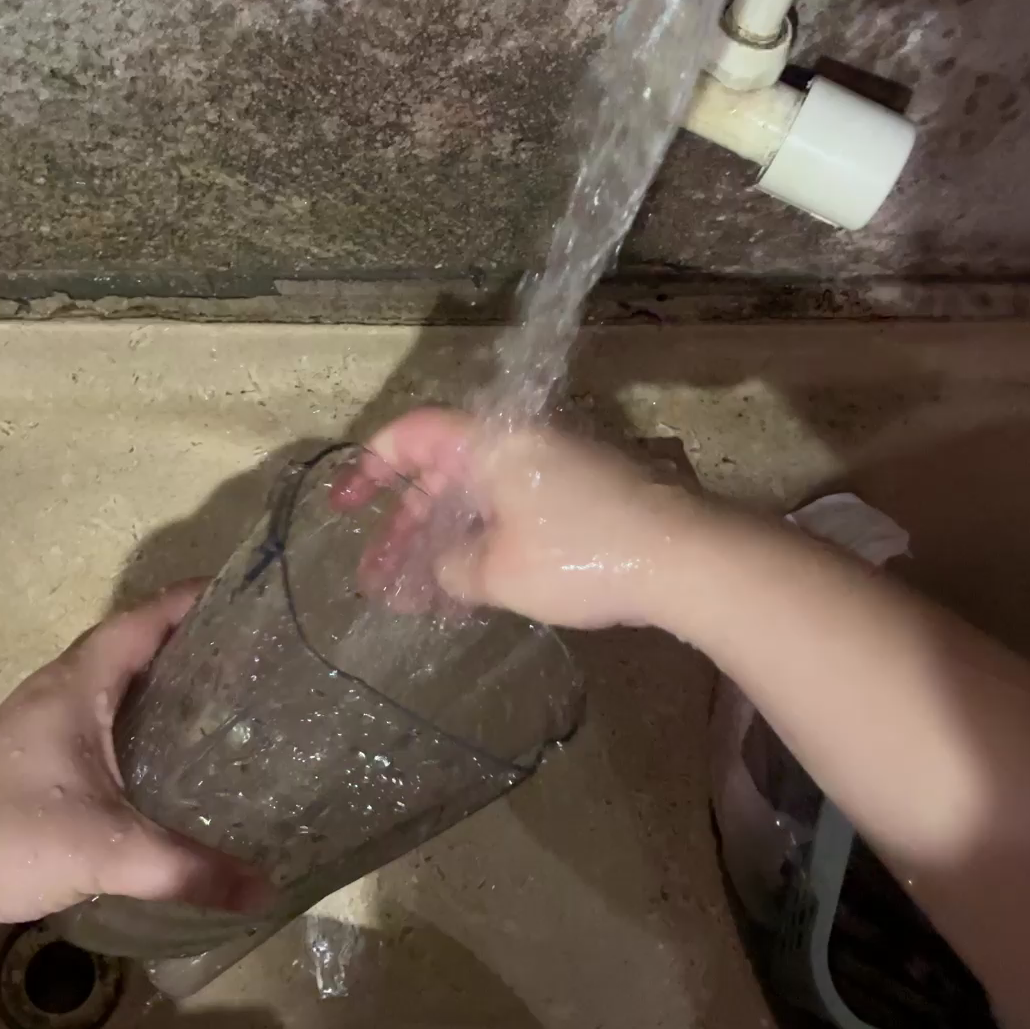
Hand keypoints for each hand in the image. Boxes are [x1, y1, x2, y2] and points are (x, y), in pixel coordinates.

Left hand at [0, 584, 264, 934]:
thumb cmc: (12, 840)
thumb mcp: (111, 853)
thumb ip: (189, 870)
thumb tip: (265, 891)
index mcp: (78, 684)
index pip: (142, 621)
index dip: (188, 600)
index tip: (239, 593)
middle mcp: (58, 685)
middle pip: (128, 637)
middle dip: (182, 629)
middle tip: (239, 640)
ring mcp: (39, 713)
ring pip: (108, 668)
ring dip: (154, 662)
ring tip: (211, 677)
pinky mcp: (31, 742)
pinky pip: (95, 696)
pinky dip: (132, 694)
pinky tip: (158, 728)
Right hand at [344, 407, 707, 628]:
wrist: (684, 557)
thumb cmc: (580, 552)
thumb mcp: (499, 571)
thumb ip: (452, 568)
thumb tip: (439, 569)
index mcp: (490, 445)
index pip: (412, 434)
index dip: (369, 466)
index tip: (345, 505)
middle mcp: (515, 446)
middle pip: (440, 474)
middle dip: (402, 525)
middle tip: (375, 573)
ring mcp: (547, 470)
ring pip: (473, 500)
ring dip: (439, 543)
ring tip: (411, 593)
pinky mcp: (572, 497)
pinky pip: (506, 513)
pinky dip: (478, 545)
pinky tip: (464, 589)